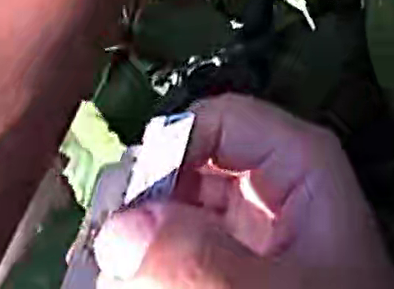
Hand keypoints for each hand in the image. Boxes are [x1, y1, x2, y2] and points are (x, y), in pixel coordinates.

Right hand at [93, 95, 393, 288]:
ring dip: (136, 242)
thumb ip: (200, 262)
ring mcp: (251, 227)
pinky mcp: (236, 267)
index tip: (122, 208)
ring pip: (178, 211)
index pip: (219, 120)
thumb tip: (120, 227)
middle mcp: (271, 181)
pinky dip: (150, 268)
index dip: (168, 150)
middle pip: (190, 164)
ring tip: (98, 275)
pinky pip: (181, 253)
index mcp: (297, 160)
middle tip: (96, 250)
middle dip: (142, 204)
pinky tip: (120, 283)